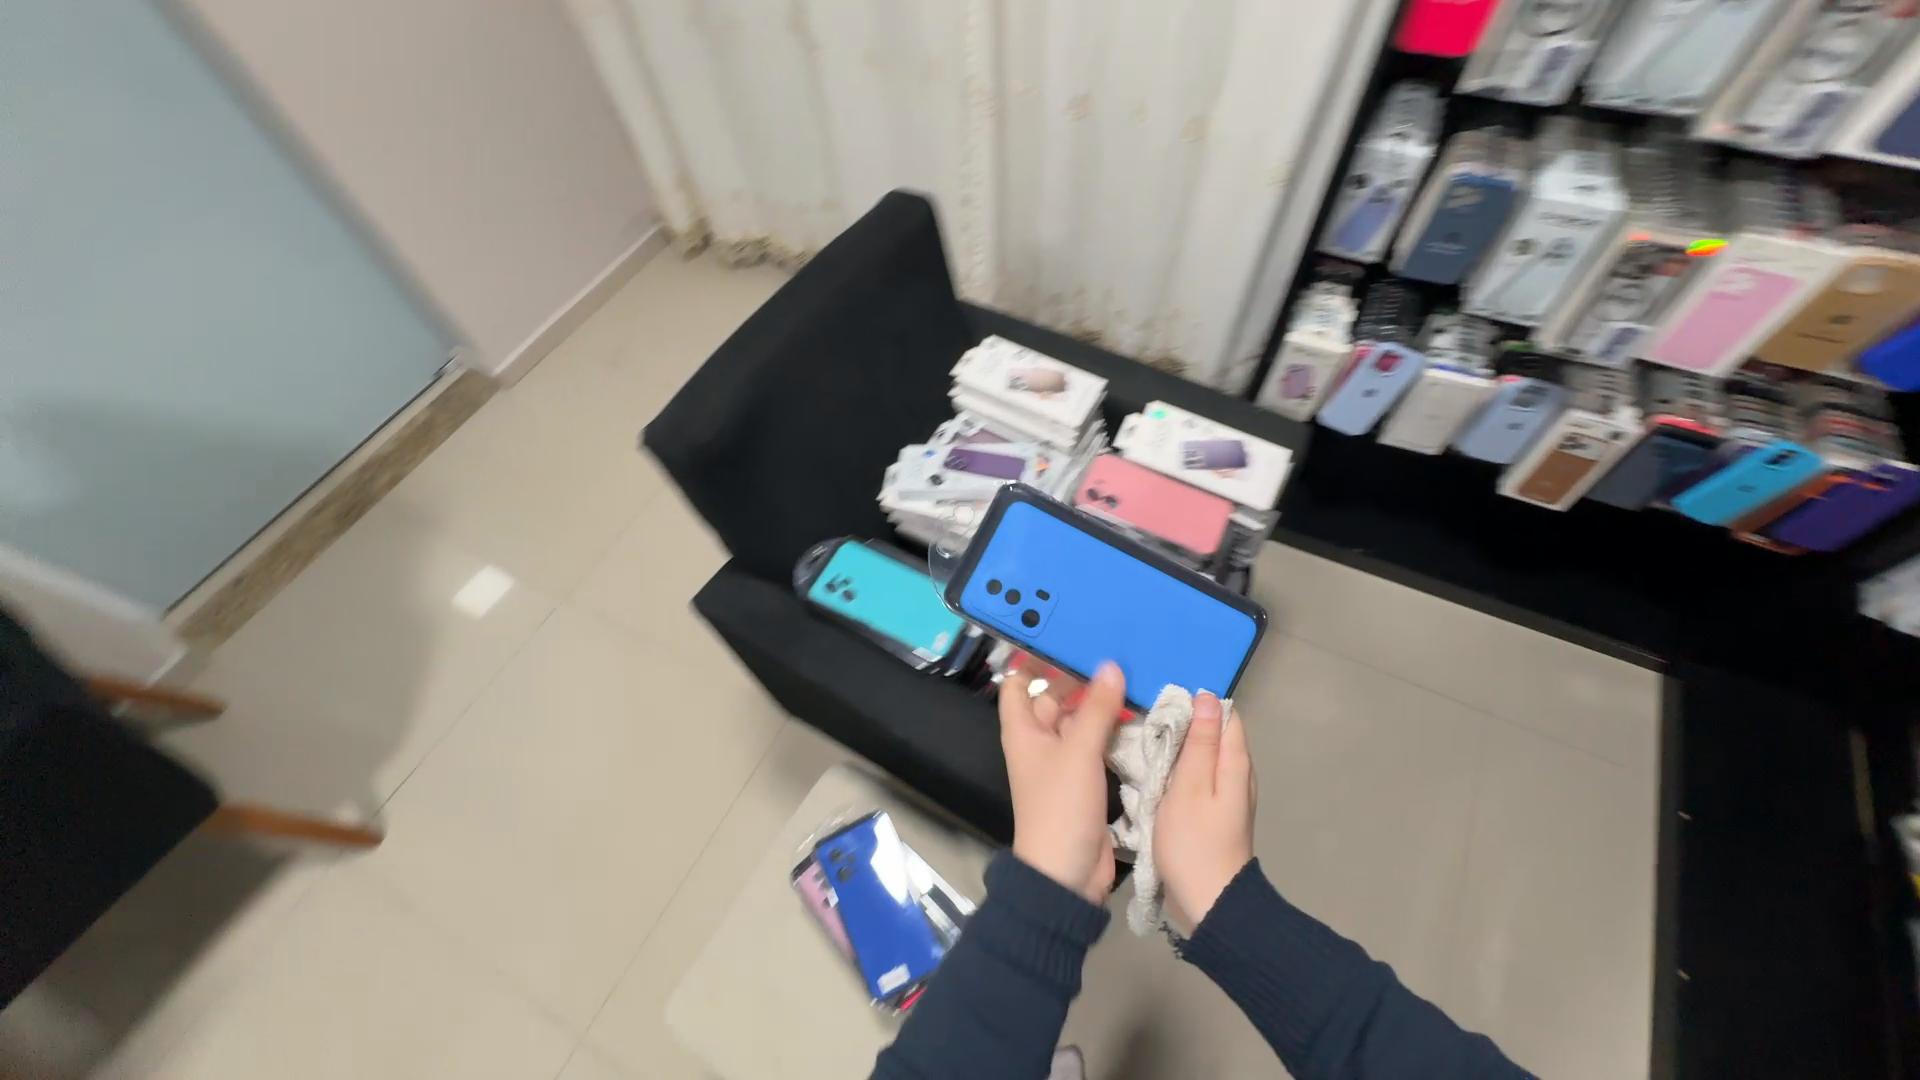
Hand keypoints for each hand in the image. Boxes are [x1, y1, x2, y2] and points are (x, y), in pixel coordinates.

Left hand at [1000, 661, 1127, 903]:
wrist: (1067, 873)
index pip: (1017, 684)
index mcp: (1023, 730)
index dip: (1032, 661)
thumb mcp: (1078, 752)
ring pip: (1079, 722)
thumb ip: (1097, 709)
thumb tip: (1110, 666)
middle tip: (1113, 654)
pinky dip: (1111, 731)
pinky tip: (1139, 716)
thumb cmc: (1060, 806)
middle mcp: (1039, 742)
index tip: (1063, 638)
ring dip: (1100, 705)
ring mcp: (1061, 762)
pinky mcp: (1084, 780)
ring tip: (1132, 677)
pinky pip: (1095, 745)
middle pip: (1053, 699)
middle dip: (1078, 680)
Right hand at [1156, 692, 1255, 930]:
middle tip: (1147, 725)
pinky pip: (1198, 777)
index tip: (1163, 705)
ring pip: (1204, 756)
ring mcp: (1227, 796)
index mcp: (1235, 763)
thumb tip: (1207, 698)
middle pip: (1215, 734)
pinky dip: (1179, 770)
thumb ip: (1200, 742)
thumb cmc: (1193, 841)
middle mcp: (1237, 774)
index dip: (1197, 704)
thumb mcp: (1189, 785)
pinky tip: (1157, 775)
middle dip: (1185, 724)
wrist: (1208, 903)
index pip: (1225, 714)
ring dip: (1179, 748)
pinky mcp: (1213, 813)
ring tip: (1147, 746)